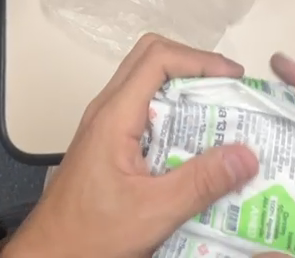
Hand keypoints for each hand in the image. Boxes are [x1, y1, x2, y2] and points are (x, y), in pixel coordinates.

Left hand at [2, 34, 260, 257]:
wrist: (50, 253)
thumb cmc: (88, 234)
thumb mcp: (153, 212)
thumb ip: (200, 183)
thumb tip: (244, 155)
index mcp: (115, 114)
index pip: (157, 58)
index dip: (199, 58)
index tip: (233, 76)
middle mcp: (108, 108)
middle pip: (151, 57)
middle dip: (193, 63)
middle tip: (228, 85)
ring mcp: (107, 122)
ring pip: (147, 80)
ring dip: (183, 86)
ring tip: (219, 111)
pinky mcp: (110, 140)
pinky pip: (144, 106)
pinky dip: (173, 110)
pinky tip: (195, 141)